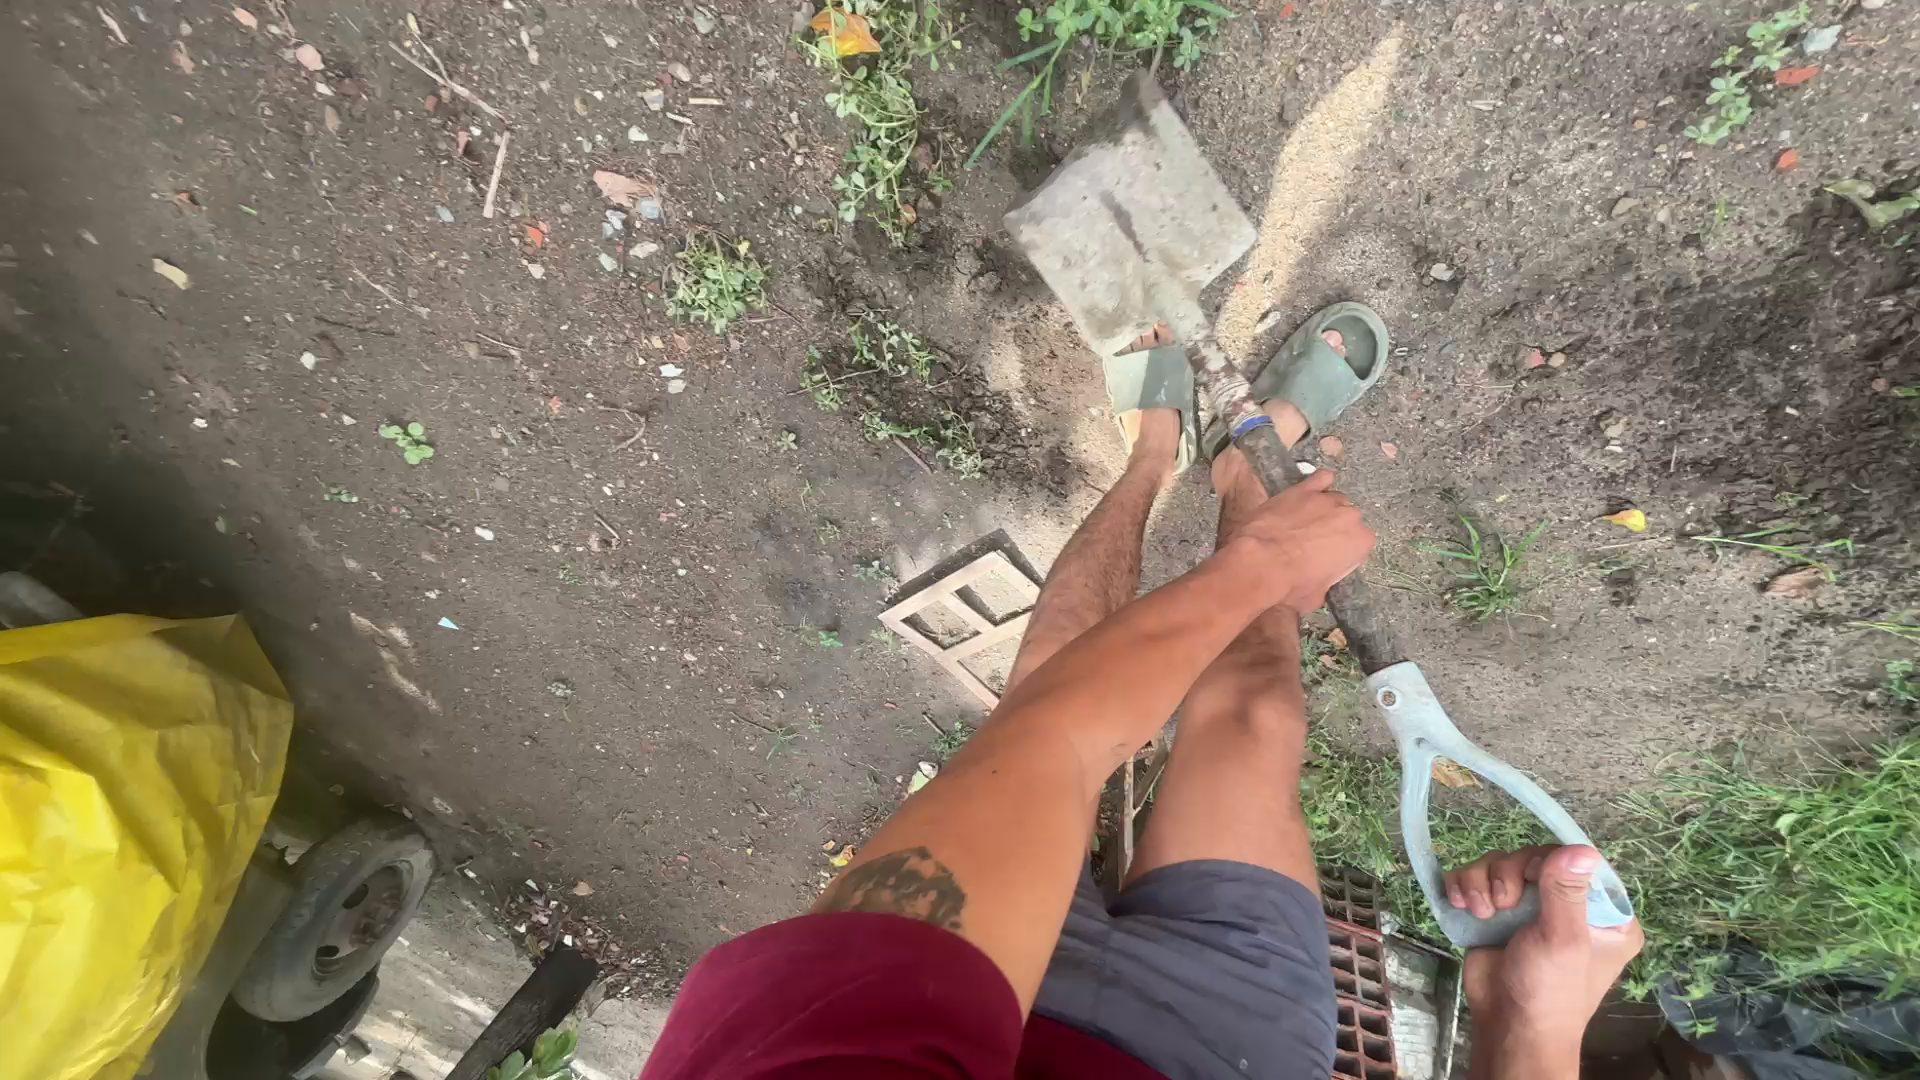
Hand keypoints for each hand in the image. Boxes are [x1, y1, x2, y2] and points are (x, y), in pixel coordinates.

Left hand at [1218, 469, 1373, 611]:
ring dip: (1322, 509)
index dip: (1342, 550)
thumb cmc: (1291, 583)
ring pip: (1333, 500)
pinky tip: (1310, 489)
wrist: (1261, 562)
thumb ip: (1325, 584)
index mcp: (1361, 542)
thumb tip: (1317, 586)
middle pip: (1346, 519)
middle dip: (1333, 528)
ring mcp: (1326, 500)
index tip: (1327, 557)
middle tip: (1312, 541)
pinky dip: (1317, 483)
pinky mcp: (1303, 490)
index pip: (1358, 542)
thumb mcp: (1316, 596)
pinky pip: (1319, 478)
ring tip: (1304, 520)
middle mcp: (1350, 516)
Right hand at [1446, 845, 1642, 1079]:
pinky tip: (1462, 906)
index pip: (1575, 862)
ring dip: (1479, 882)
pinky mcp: (1494, 909)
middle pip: (1528, 858)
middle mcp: (1566, 904)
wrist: (1507, 1021)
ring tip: (1478, 911)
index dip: (1546, 862)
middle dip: (1504, 875)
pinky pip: (1472, 875)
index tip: (1530, 880)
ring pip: (1495, 863)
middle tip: (1500, 904)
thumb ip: (1565, 893)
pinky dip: (1462, 886)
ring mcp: (1527, 907)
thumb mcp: (1561, 940)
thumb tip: (1582, 848)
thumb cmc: (1549, 989)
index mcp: (1602, 914)